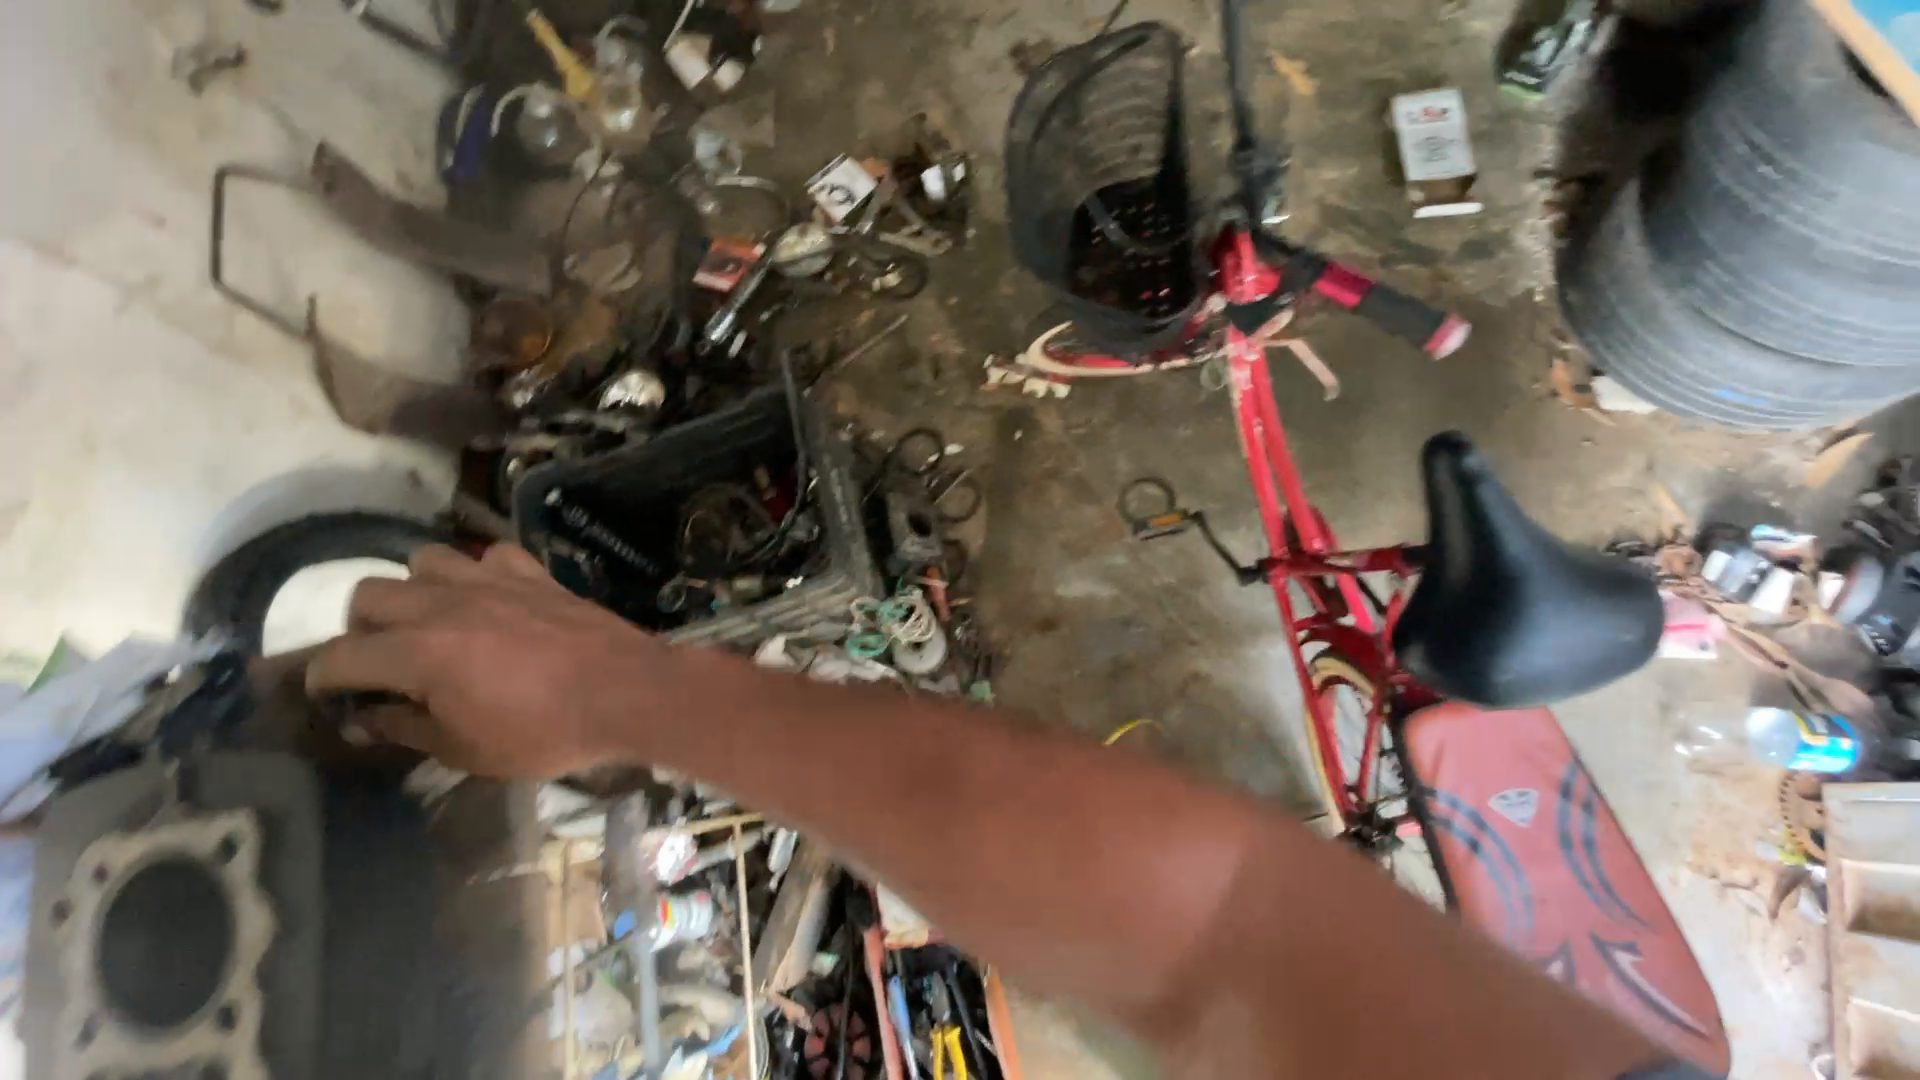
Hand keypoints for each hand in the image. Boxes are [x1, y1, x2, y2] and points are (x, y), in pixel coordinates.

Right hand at [305, 542, 661, 777]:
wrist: (629, 692)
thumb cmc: (548, 732)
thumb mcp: (467, 750)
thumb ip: (408, 729)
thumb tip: (368, 718)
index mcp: (418, 652)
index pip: (339, 656)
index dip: (324, 680)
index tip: (332, 696)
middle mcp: (446, 604)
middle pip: (369, 594)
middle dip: (362, 628)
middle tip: (385, 660)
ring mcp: (494, 581)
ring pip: (426, 560)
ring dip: (417, 589)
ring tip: (435, 622)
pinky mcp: (536, 574)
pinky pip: (492, 555)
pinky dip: (482, 572)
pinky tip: (494, 599)